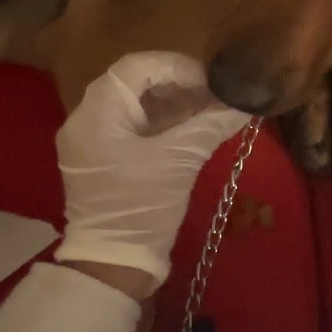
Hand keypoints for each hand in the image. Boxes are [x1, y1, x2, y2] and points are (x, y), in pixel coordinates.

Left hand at [55, 52, 248, 297]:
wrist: (114, 264)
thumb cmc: (142, 206)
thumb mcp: (181, 160)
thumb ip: (212, 124)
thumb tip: (245, 104)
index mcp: (97, 114)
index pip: (137, 66)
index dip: (177, 67)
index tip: (210, 82)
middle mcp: (85, 121)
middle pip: (134, 83)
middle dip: (177, 84)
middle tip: (213, 95)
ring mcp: (90, 143)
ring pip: (133, 105)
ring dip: (171, 103)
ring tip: (208, 111)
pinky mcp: (101, 161)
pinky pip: (131, 127)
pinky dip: (160, 123)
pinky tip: (190, 130)